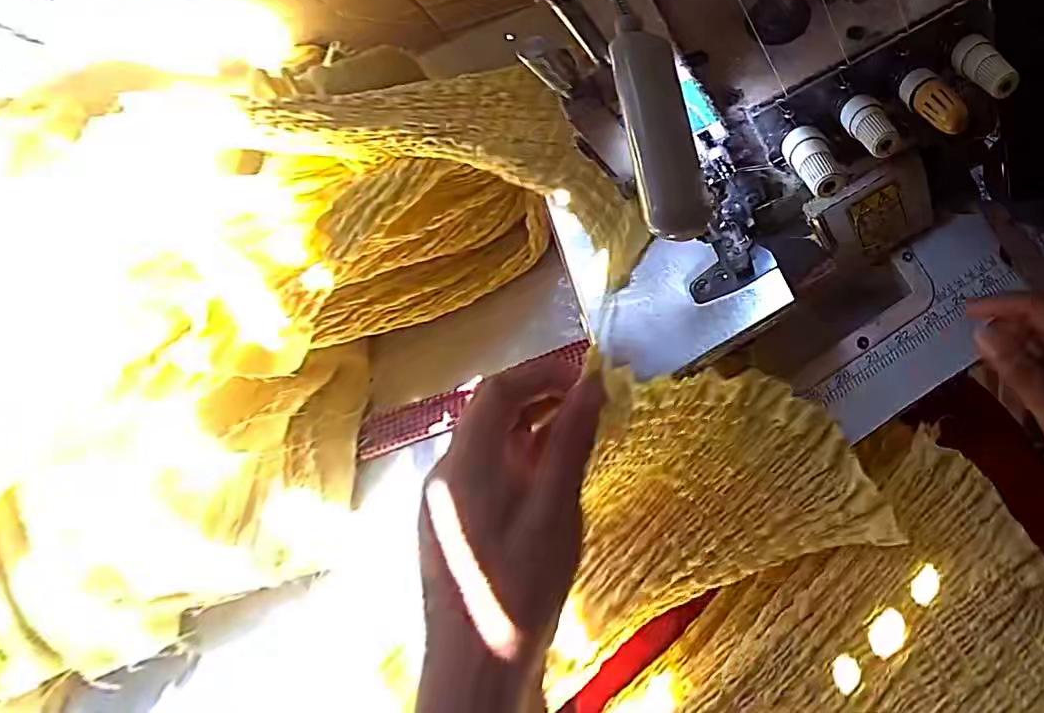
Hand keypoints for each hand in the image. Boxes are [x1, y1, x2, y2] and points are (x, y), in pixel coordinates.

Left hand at [418, 355, 603, 711]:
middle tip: (592, 397)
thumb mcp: (556, 506)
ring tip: (584, 424)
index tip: (590, 376)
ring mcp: (450, 498)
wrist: (478, 671)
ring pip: (495, 436)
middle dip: (544, 392)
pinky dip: (529, 449)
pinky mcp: (460, 518)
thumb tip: (594, 381)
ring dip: (539, 419)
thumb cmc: (520, 586)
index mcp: (464, 466)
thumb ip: (573, 438)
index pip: (498, 390)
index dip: (544, 372)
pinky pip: (494, 463)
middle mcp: (448, 473)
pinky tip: (559, 464)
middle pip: (493, 409)